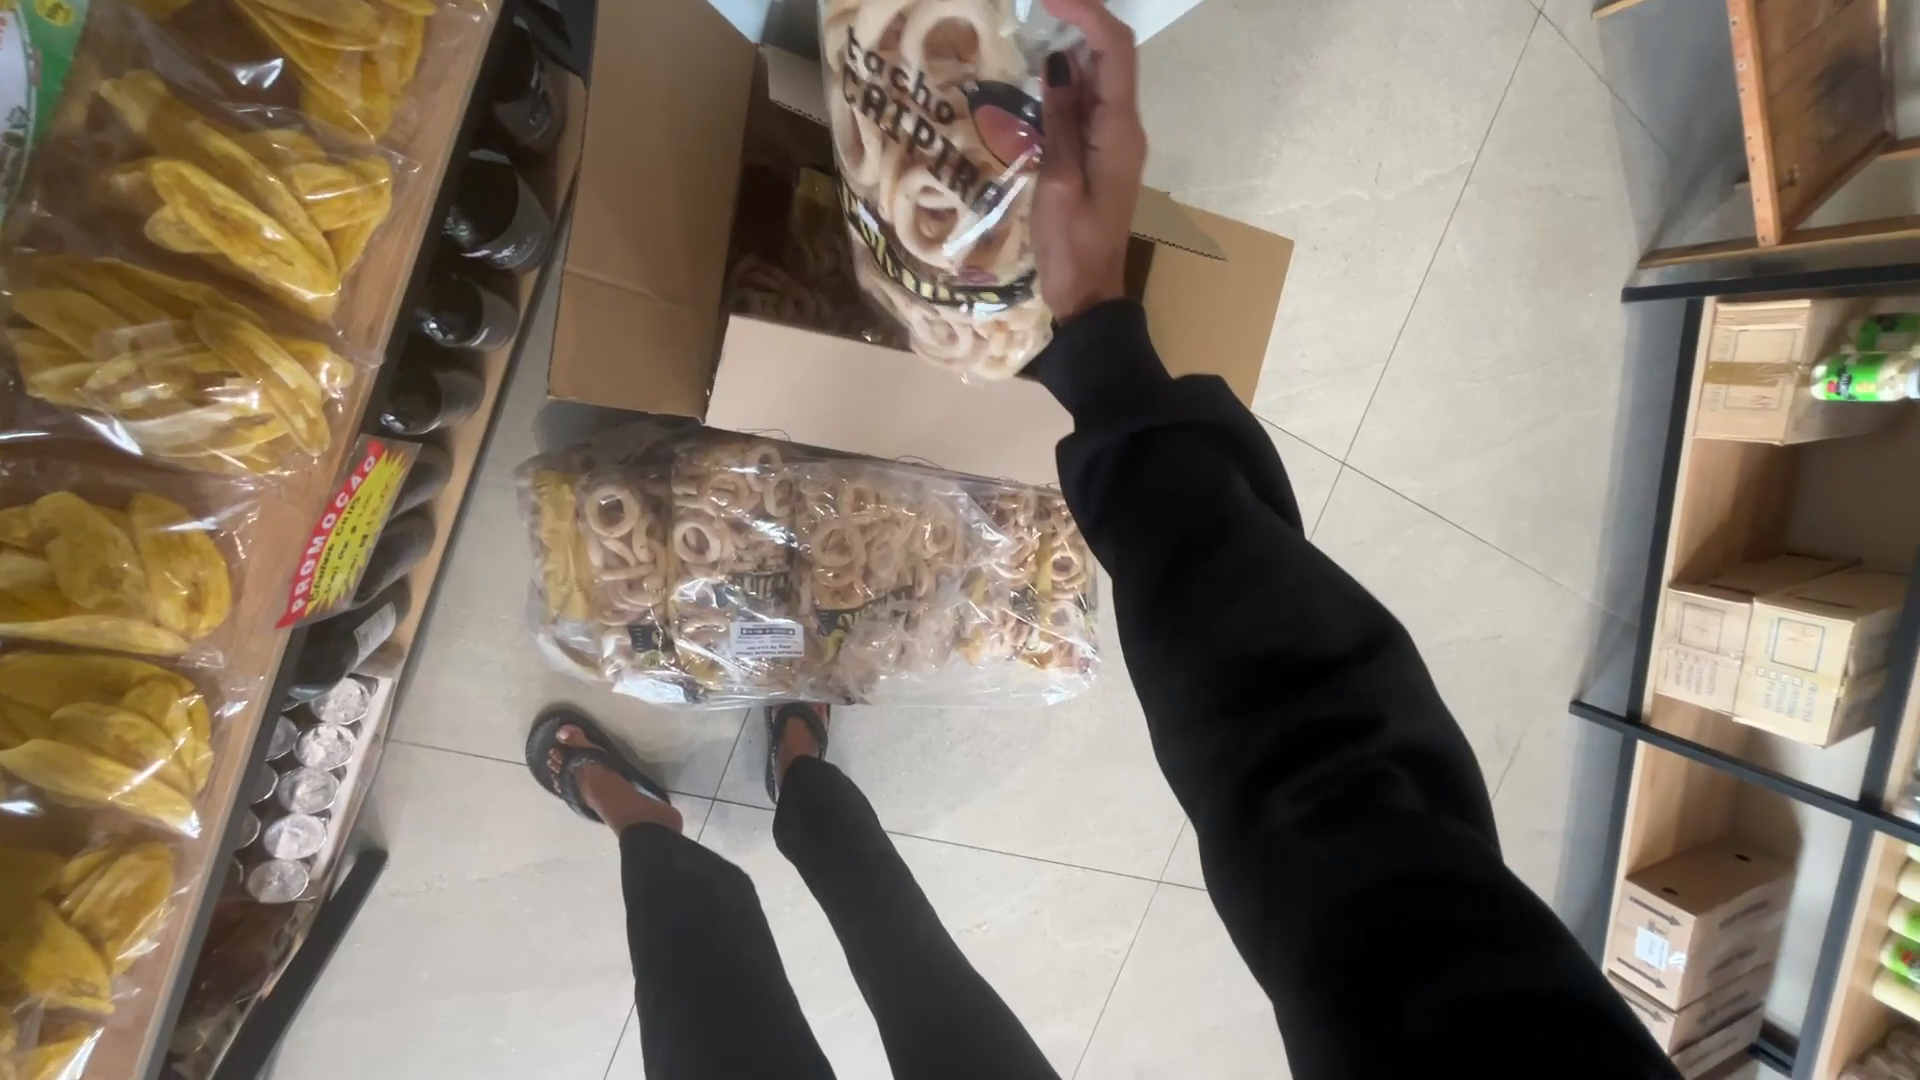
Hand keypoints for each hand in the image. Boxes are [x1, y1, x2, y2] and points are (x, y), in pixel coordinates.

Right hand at [1033, 0, 1147, 324]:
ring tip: (1026, 47)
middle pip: (1110, 59)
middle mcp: (1125, 130)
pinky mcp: (1102, 162)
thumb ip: (1060, 122)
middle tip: (1030, 17)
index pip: (1114, 49)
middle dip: (1076, 27)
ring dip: (1069, 58)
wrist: (1088, 297)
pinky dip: (1065, 93)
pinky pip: (1088, 112)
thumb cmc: (1070, 248)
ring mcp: (1115, 147)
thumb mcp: (1058, 182)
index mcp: (1119, 131)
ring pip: (1098, 84)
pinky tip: (1037, 94)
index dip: (1085, 12)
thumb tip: (1060, 65)